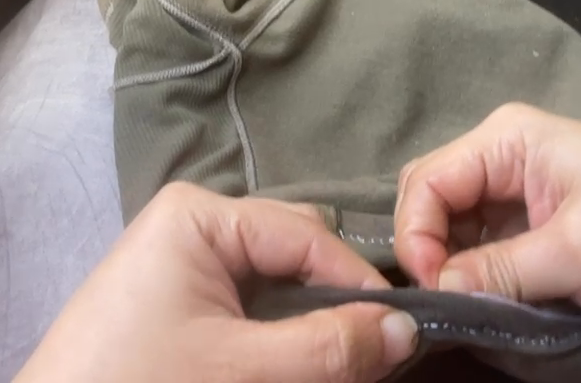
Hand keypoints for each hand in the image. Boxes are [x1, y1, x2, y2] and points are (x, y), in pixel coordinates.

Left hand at [16, 183, 418, 382]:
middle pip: (290, 245)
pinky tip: (290, 357)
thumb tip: (407, 328)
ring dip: (307, 315)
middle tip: (372, 351)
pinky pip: (244, 295)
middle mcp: (192, 218)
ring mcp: (180, 254)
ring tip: (336, 358)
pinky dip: (276, 326)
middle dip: (333, 296)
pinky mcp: (173, 292)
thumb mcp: (242, 370)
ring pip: (271, 274)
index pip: (303, 233)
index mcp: (201, 213)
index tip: (405, 331)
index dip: (356, 281)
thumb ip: (327, 348)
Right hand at [393, 103, 580, 350]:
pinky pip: (491, 247)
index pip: (432, 178)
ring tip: (464, 312)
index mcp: (510, 138)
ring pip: (461, 226)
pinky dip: (482, 276)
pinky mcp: (544, 229)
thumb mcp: (580, 254)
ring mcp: (526, 193)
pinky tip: (486, 305)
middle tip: (445, 304)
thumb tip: (436, 291)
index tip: (434, 292)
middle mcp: (509, 157)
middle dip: (430, 247)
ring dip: (456, 266)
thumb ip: (500, 271)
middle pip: (438, 197)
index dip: (418, 233)